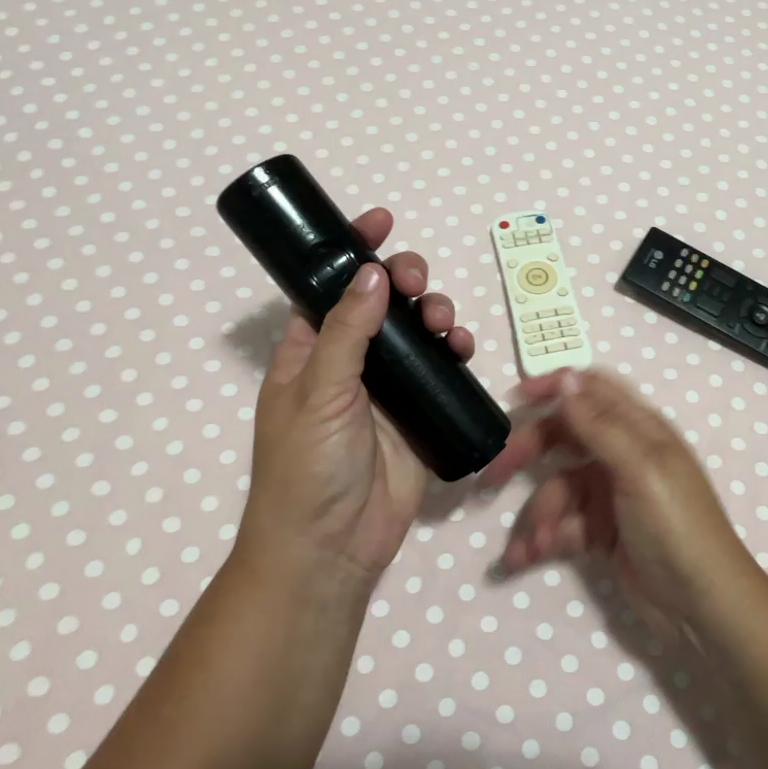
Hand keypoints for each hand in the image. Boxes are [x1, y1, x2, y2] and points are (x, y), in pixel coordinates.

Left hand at [236, 208, 474, 583]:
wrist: (332, 547)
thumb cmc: (306, 466)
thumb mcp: (318, 392)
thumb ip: (346, 333)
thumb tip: (371, 273)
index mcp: (310, 352)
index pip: (331, 287)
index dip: (353, 252)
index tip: (380, 222)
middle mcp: (350, 363)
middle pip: (382, 302)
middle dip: (405, 281)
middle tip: (417, 283)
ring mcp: (388, 389)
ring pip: (417, 332)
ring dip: (433, 313)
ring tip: (442, 323)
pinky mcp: (420, 414)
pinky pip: (441, 370)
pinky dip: (453, 351)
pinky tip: (460, 348)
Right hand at [482, 369, 767, 637]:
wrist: (703, 606)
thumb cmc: (678, 527)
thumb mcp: (640, 469)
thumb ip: (601, 424)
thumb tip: (566, 378)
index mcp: (640, 429)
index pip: (593, 391)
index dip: (556, 387)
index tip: (515, 398)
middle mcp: (623, 454)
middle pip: (565, 438)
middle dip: (528, 455)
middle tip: (492, 476)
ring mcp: (612, 494)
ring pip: (558, 489)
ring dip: (538, 515)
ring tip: (531, 547)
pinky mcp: (602, 532)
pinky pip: (562, 525)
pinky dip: (544, 539)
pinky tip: (527, 558)